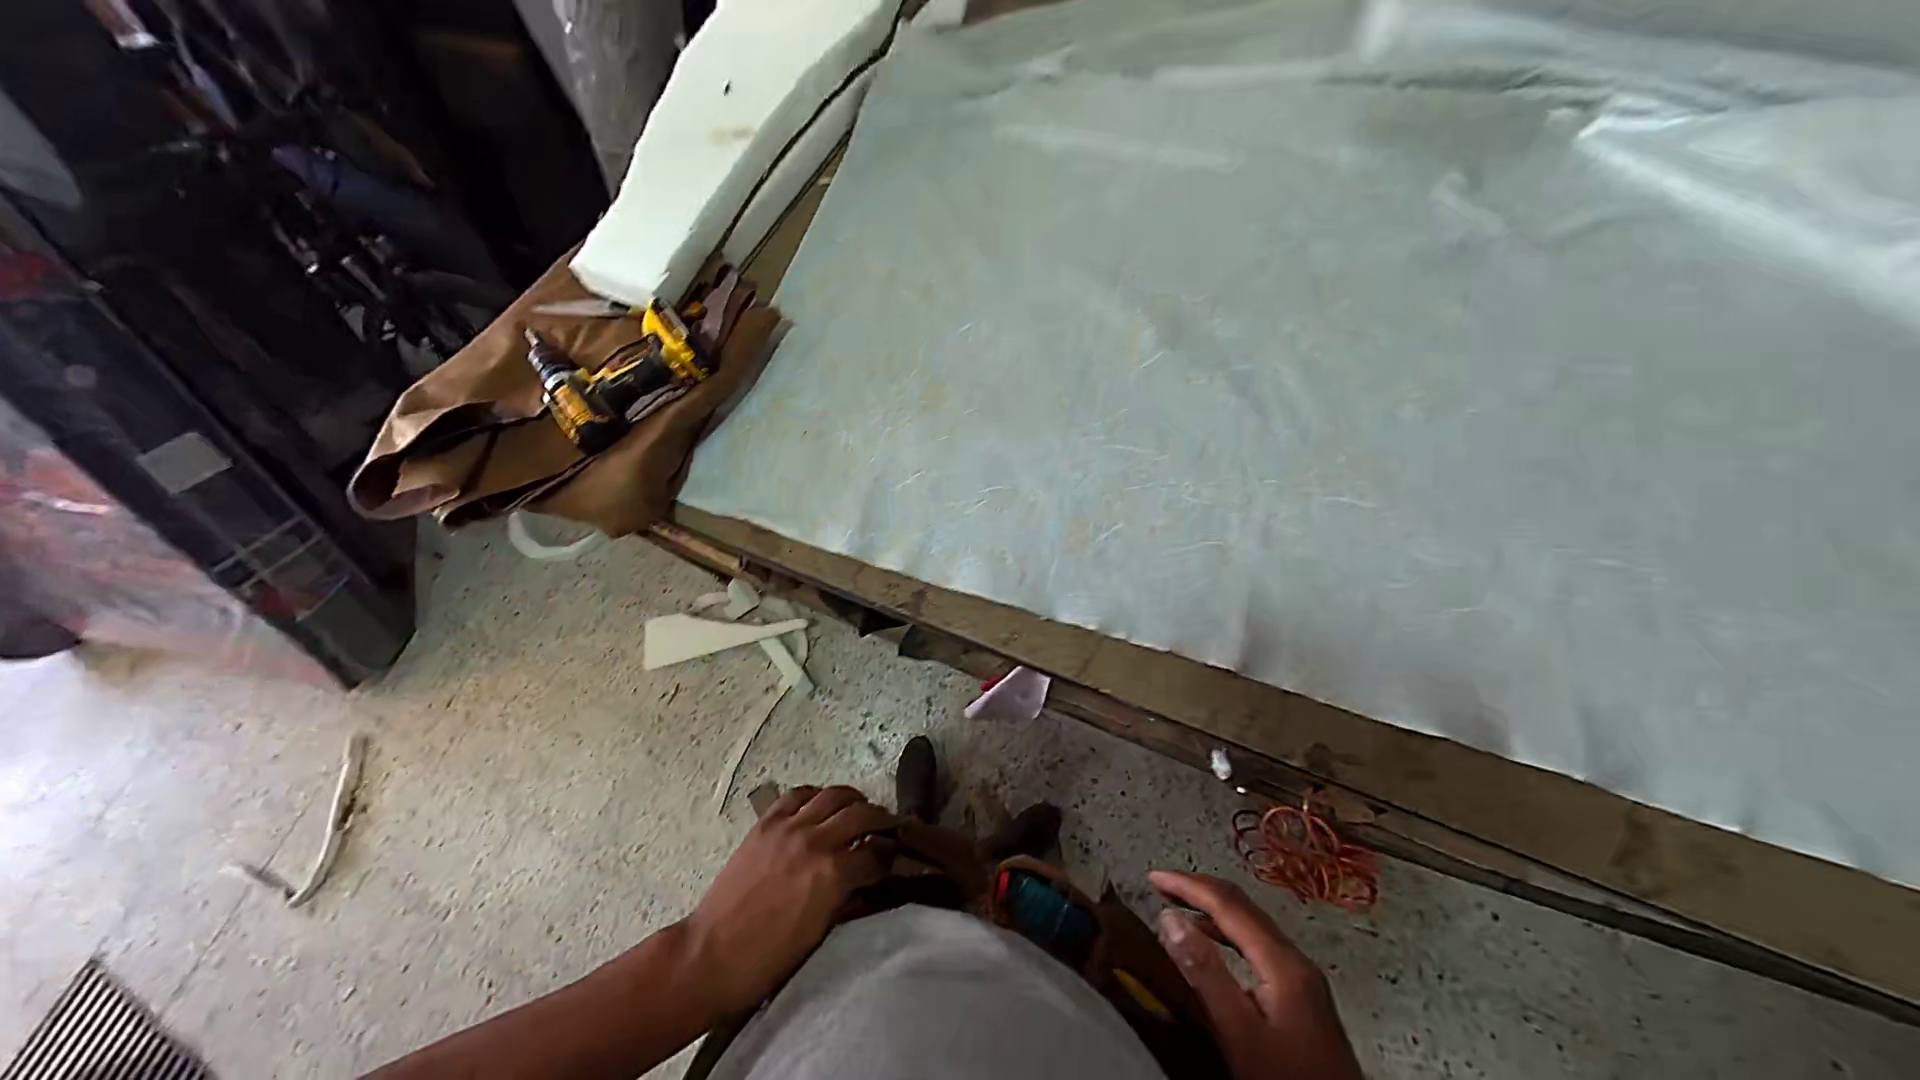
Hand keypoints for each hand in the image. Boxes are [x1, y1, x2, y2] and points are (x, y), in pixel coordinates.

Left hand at [683, 786, 895, 1013]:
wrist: (712, 955)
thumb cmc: (769, 958)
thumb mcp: (820, 932)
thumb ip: (848, 897)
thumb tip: (868, 879)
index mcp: (833, 875)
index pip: (876, 854)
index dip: (889, 856)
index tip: (895, 856)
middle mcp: (815, 842)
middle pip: (861, 814)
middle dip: (881, 819)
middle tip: (887, 826)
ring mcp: (789, 828)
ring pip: (833, 795)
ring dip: (853, 799)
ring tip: (859, 807)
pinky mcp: (766, 823)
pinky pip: (797, 795)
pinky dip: (815, 794)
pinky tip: (821, 803)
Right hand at [1149, 871, 1363, 1079]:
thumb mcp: (1239, 1033)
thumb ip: (1205, 973)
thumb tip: (1168, 917)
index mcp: (1282, 961)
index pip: (1228, 904)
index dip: (1188, 885)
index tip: (1152, 877)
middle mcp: (1295, 959)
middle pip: (1243, 906)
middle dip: (1199, 888)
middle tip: (1160, 884)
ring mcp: (1302, 977)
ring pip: (1251, 923)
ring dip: (1212, 907)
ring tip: (1178, 906)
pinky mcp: (1301, 995)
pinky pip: (1257, 943)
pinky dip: (1227, 930)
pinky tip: (1211, 944)